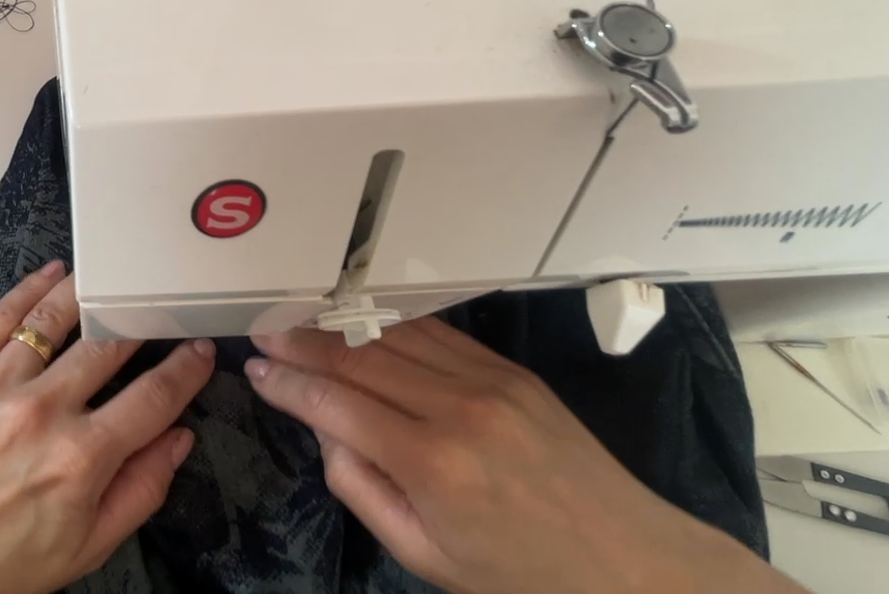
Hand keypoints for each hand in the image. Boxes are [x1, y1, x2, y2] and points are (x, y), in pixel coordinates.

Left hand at [0, 260, 214, 593]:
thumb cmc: (5, 561)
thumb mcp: (89, 546)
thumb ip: (142, 489)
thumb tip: (180, 435)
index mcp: (82, 458)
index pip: (151, 398)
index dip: (184, 370)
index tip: (199, 348)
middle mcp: (43, 410)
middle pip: (107, 346)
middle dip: (140, 321)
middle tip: (157, 305)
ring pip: (53, 319)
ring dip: (86, 292)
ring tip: (107, 276)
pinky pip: (0, 317)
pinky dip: (29, 289)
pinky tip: (50, 273)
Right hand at [245, 318, 804, 593]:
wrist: (637, 567)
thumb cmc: (520, 578)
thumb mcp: (424, 555)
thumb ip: (359, 486)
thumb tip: (323, 425)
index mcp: (432, 465)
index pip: (333, 404)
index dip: (286, 383)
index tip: (252, 369)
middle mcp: (455, 408)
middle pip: (354, 358)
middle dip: (298, 343)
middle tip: (260, 331)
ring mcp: (486, 380)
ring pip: (387, 336)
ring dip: (333, 326)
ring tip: (295, 321)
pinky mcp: (507, 368)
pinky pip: (430, 332)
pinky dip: (383, 325)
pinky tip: (355, 323)